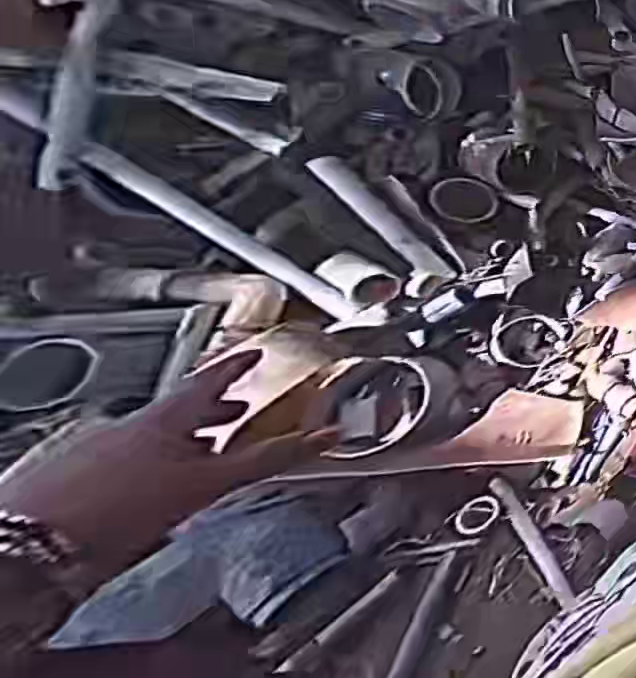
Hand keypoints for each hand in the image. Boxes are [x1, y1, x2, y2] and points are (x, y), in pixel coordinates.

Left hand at [0, 351, 335, 581]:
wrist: (18, 556)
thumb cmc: (116, 511)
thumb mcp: (212, 483)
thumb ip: (273, 457)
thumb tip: (329, 435)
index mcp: (165, 418)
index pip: (212, 378)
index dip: (238, 366)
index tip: (252, 355)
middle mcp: (122, 427)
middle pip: (178, 410)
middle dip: (211, 412)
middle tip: (234, 413)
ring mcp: (81, 454)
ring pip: (143, 437)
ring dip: (175, 442)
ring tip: (193, 459)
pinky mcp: (52, 483)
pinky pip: (109, 462)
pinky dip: (137, 466)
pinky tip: (142, 490)